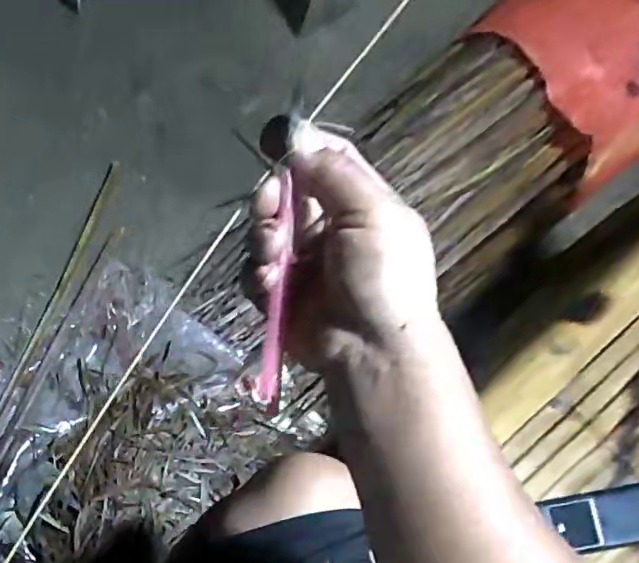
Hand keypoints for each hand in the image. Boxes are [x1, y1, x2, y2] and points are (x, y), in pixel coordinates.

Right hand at [246, 119, 442, 372]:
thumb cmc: (383, 276)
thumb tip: (296, 140)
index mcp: (356, 203)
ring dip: (261, 241)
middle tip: (269, 211)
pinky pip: (254, 276)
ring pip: (263, 236)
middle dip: (270, 200)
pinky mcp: (279, 298)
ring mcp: (300, 266)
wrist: (369, 346)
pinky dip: (256, 276)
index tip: (273, 141)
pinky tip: (268, 284)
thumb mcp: (370, 212)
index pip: (323, 163)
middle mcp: (325, 230)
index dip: (298, 149)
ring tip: (273, 257)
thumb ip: (333, 173)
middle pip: (284, 197)